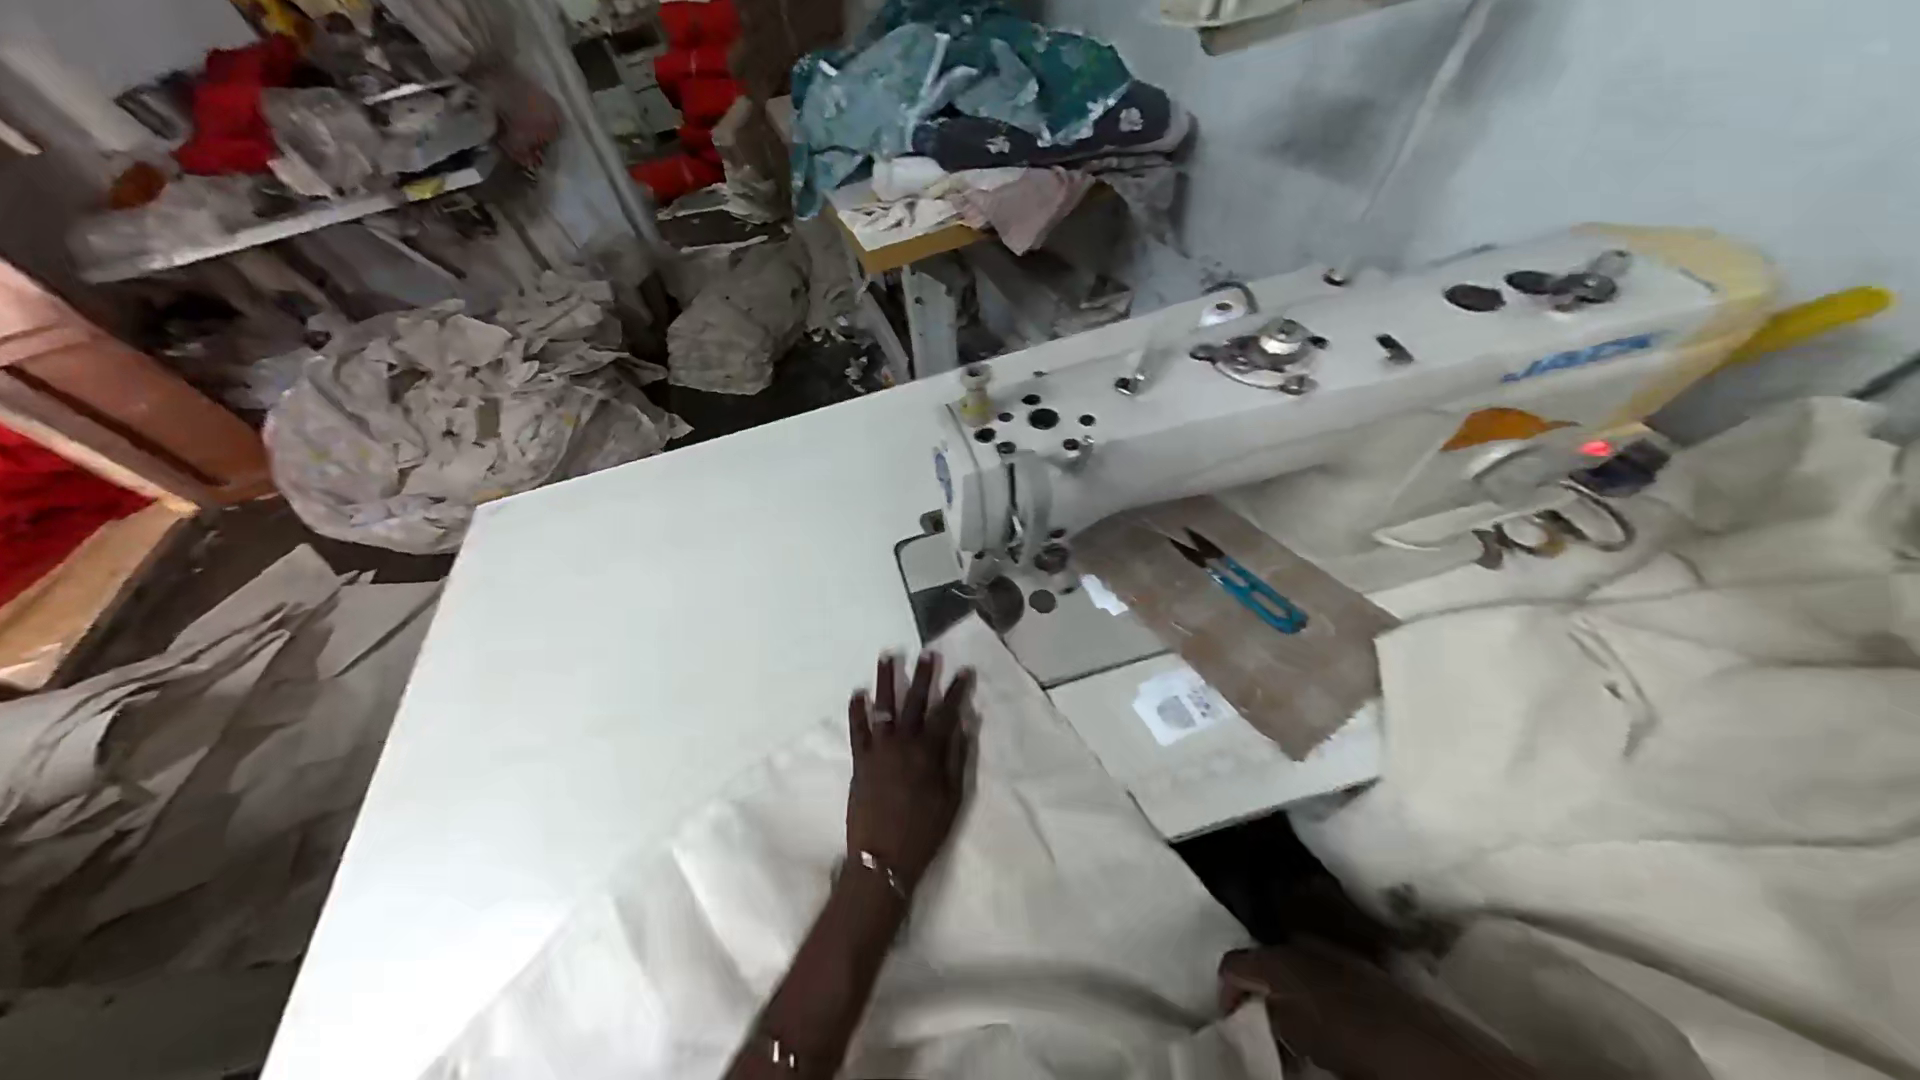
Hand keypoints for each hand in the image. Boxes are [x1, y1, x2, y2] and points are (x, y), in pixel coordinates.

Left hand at [846, 652, 976, 892]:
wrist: (883, 858)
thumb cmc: (925, 830)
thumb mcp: (954, 797)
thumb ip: (958, 757)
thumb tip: (965, 724)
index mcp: (930, 752)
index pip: (947, 712)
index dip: (956, 691)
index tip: (964, 671)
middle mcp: (904, 743)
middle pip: (915, 701)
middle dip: (924, 675)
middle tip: (928, 653)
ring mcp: (879, 750)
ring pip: (883, 706)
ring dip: (886, 680)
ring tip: (888, 657)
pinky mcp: (859, 761)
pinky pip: (857, 730)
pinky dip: (856, 710)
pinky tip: (857, 693)